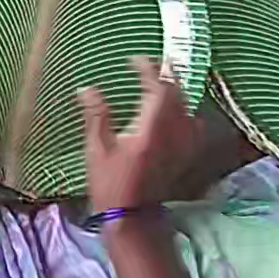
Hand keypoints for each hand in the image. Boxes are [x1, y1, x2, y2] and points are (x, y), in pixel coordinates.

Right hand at [79, 57, 199, 210]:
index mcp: (149, 128)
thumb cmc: (110, 183)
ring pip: (187, 108)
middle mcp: (171, 133)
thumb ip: (96, 115)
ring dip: (176, 91)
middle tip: (152, 65)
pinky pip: (191, 124)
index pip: (157, 89)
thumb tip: (87, 89)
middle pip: (177, 95)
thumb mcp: (97, 148)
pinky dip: (184, 110)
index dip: (148, 69)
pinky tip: (176, 112)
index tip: (135, 60)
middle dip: (166, 76)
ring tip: (163, 83)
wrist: (133, 217)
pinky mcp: (184, 154)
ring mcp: (181, 145)